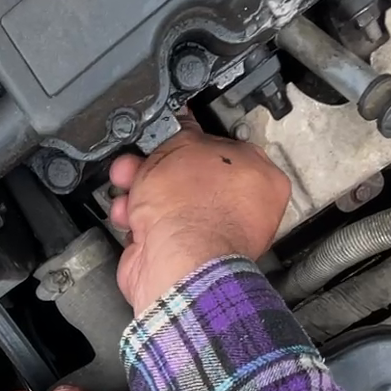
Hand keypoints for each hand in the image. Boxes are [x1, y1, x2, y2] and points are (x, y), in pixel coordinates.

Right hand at [108, 128, 290, 311]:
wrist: (173, 264)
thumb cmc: (194, 212)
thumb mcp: (185, 146)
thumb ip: (183, 133)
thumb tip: (179, 127)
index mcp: (262, 180)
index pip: (228, 150)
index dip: (194, 141)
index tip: (172, 138)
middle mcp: (240, 214)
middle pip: (192, 178)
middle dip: (158, 167)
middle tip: (142, 160)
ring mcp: (208, 240)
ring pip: (167, 205)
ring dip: (141, 192)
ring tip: (128, 185)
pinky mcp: (179, 260)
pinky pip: (153, 232)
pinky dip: (136, 222)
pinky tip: (127, 214)